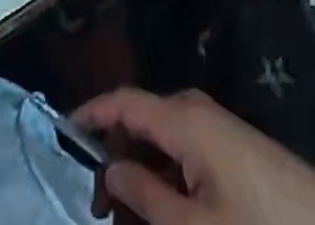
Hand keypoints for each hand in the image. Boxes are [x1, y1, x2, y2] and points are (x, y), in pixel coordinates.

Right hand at [73, 88, 314, 224]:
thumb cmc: (256, 223)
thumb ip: (144, 194)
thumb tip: (109, 169)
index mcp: (183, 120)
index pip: (124, 101)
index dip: (90, 112)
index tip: (59, 133)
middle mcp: (198, 111)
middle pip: (141, 118)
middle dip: (113, 154)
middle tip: (97, 208)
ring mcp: (217, 126)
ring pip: (161, 136)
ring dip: (139, 169)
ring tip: (126, 216)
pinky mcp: (232, 144)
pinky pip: (184, 147)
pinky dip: (164, 172)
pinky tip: (162, 208)